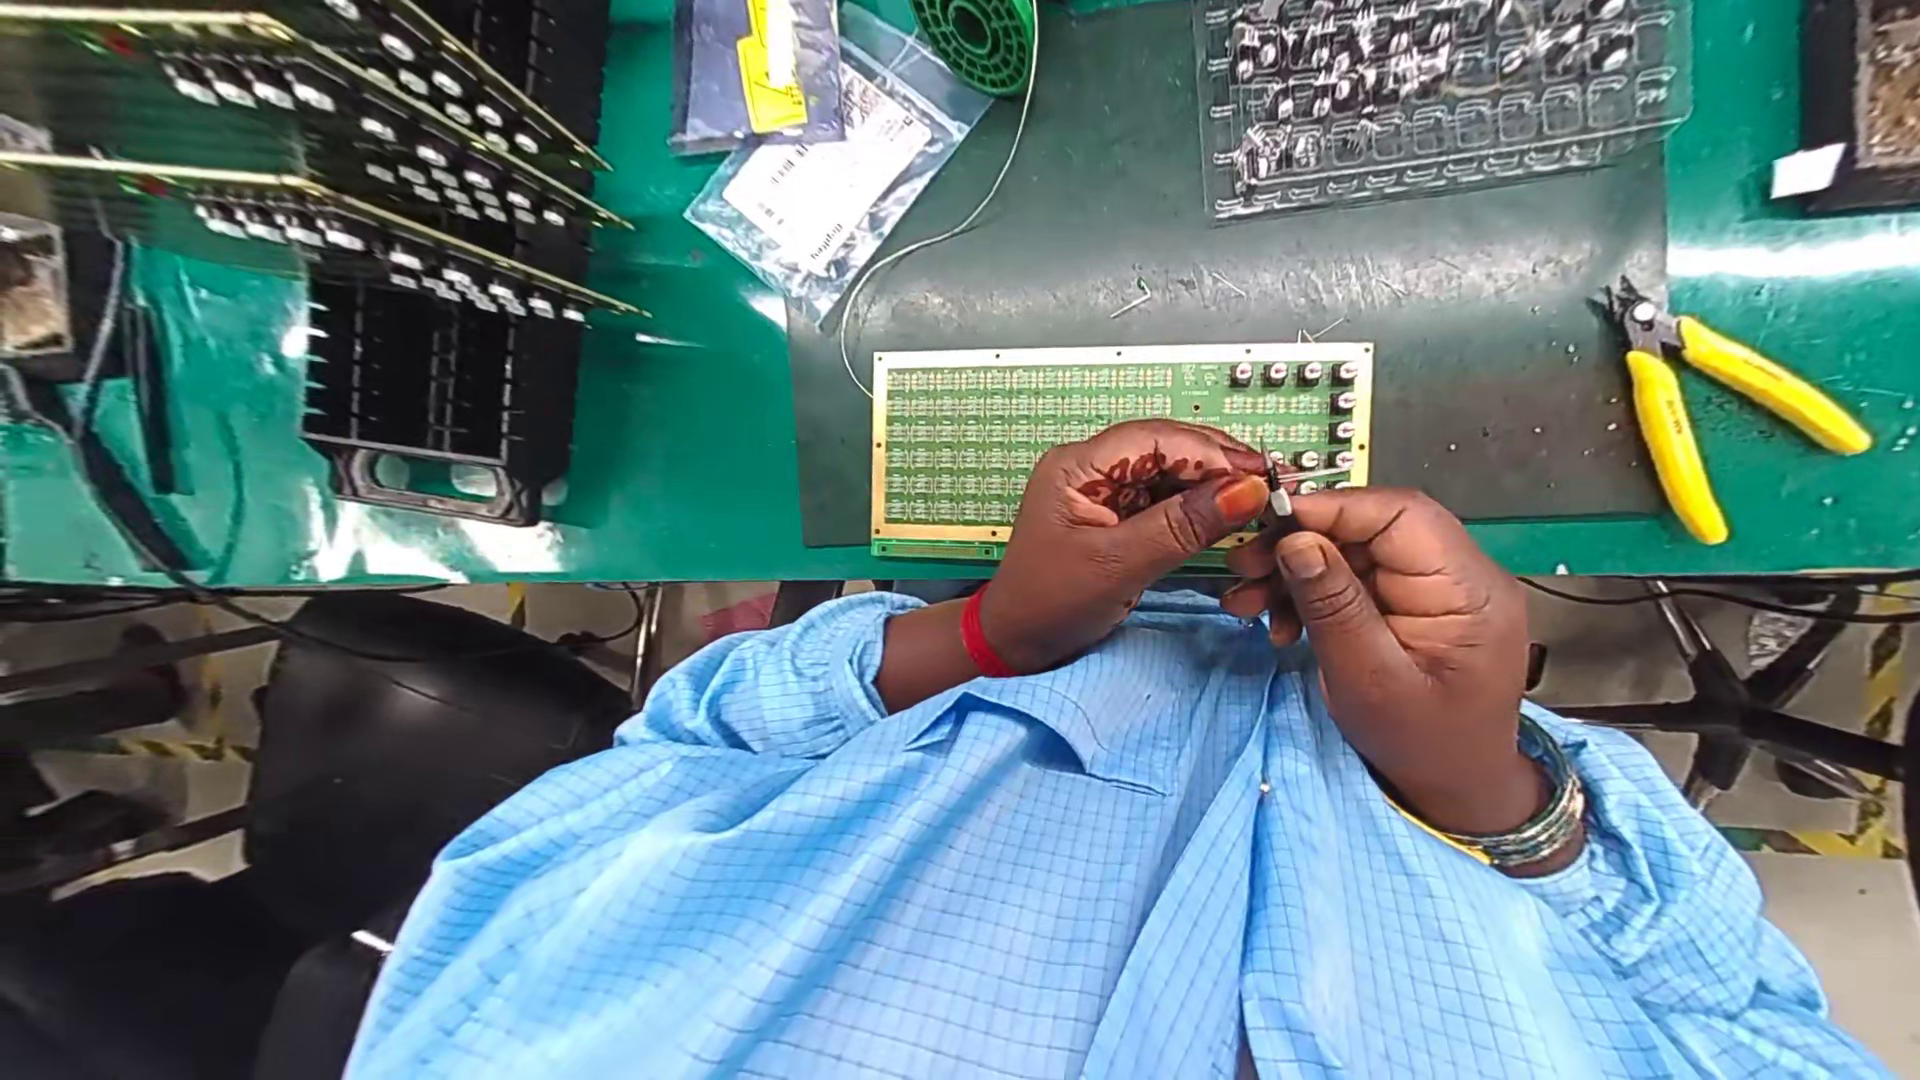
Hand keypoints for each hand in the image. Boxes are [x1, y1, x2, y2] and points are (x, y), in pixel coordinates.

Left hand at [978, 420, 1270, 672]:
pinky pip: (1161, 500)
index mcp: (1074, 467)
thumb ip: (1182, 526)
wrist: (1017, 641)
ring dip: (1208, 486)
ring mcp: (1101, 493)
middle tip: (1265, 486)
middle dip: (1214, 465)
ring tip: (1252, 502)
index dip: (1208, 452)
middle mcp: (1087, 470)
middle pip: (1163, 449)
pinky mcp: (1113, 517)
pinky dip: (1193, 508)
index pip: (1152, 438)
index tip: (1255, 477)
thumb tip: (1246, 491)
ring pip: (1166, 474)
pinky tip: (1221, 517)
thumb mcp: (1118, 565)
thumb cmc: (1047, 604)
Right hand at [1221, 489, 1541, 837]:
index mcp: (1466, 590)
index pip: (1399, 514)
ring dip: (1290, 571)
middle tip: (1243, 565)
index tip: (1267, 524)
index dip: (1329, 508)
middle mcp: (1451, 577)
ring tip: (1247, 601)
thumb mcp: (1367, 678)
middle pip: (1365, 528)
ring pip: (1346, 551)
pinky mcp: (1400, 604)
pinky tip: (1278, 624)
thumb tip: (1295, 541)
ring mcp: (1425, 590)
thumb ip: (1333, 605)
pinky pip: (1344, 580)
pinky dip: (1302, 595)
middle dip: (1297, 542)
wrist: (1449, 788)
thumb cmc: (1420, 742)